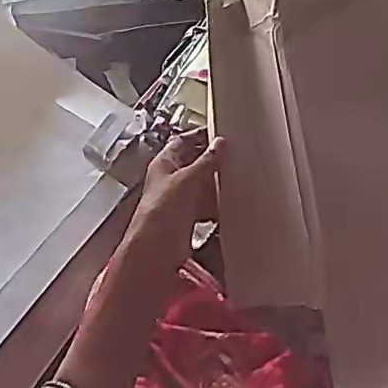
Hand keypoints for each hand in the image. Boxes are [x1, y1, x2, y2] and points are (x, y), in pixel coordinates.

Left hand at [119, 131, 223, 274]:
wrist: (155, 253)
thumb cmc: (159, 213)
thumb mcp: (188, 179)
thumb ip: (206, 161)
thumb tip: (219, 144)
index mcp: (163, 164)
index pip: (182, 141)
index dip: (199, 136)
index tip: (219, 134)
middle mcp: (169, 181)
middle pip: (193, 164)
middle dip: (211, 162)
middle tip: (231, 157)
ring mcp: (177, 201)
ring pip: (201, 186)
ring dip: (215, 185)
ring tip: (233, 180)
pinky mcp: (185, 220)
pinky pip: (205, 207)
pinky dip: (216, 206)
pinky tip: (226, 206)